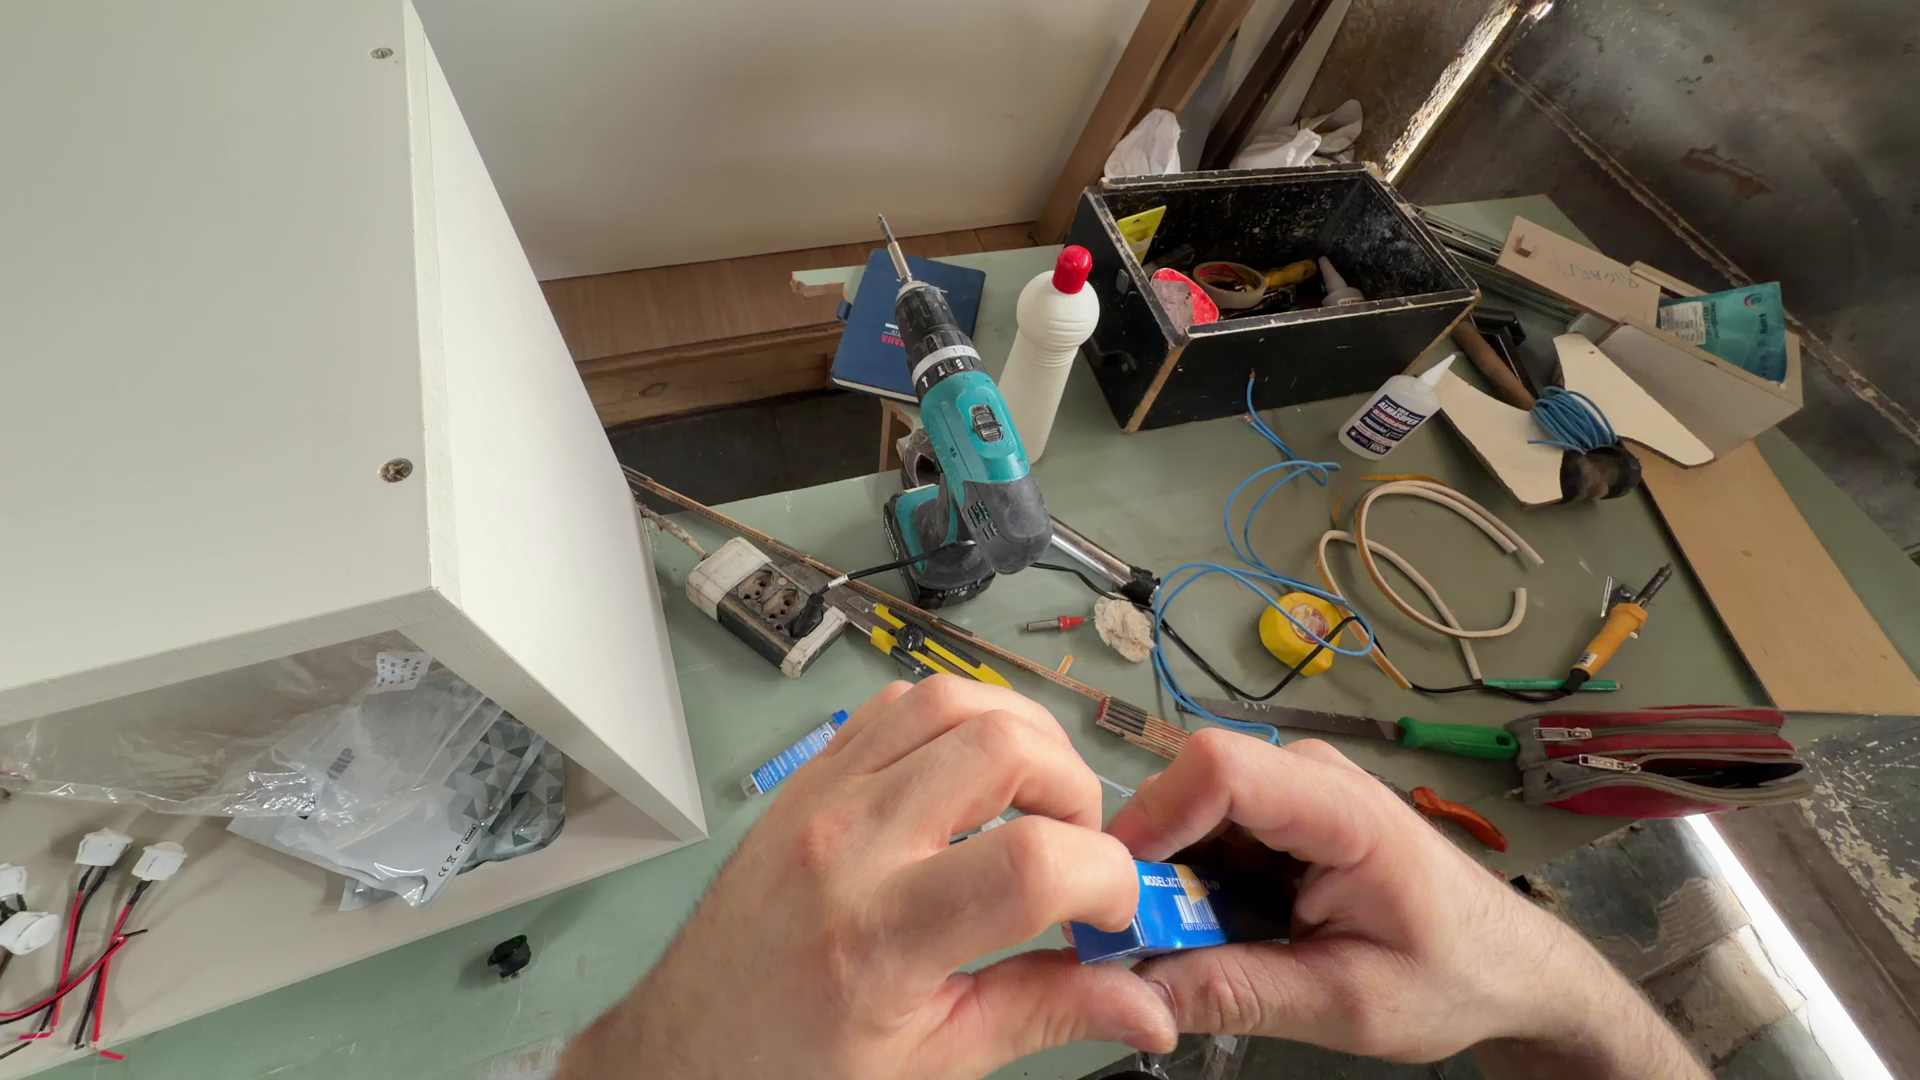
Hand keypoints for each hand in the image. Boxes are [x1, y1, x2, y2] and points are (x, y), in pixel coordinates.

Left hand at [560, 677, 1176, 1079]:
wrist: (688, 1041)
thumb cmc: (801, 1069)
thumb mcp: (933, 1061)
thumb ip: (1049, 1015)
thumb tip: (1150, 1008)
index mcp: (880, 938)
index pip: (1029, 865)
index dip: (1105, 878)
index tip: (1110, 907)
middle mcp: (851, 840)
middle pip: (998, 748)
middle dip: (1073, 785)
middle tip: (1076, 840)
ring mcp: (826, 789)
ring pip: (951, 699)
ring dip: (1021, 732)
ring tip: (1036, 791)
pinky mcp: (815, 769)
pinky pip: (899, 700)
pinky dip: (959, 714)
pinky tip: (972, 764)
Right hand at [1106, 729, 1705, 1077]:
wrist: (1513, 962)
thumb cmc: (1453, 978)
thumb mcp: (1349, 1004)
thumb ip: (1240, 993)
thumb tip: (1137, 991)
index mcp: (1340, 808)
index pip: (1223, 769)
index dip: (1159, 814)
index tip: (1119, 887)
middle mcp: (1306, 770)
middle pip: (1193, 785)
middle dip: (1154, 856)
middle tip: (1140, 932)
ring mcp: (1291, 780)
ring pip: (1192, 805)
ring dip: (1173, 869)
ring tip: (1188, 935)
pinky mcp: (1281, 801)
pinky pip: (1211, 824)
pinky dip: (1196, 873)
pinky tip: (1219, 917)